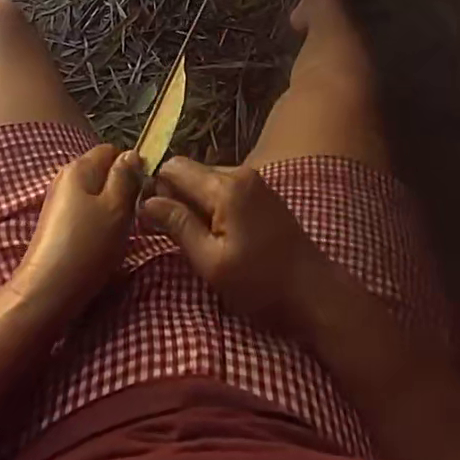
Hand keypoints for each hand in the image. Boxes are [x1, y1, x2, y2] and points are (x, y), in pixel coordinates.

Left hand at [10, 145, 142, 321]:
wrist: (47, 292)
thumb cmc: (87, 247)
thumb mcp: (116, 208)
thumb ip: (126, 177)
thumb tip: (133, 154)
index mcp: (79, 167)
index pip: (112, 150)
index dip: (132, 166)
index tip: (145, 190)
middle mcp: (65, 177)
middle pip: (103, 172)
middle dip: (122, 189)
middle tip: (135, 213)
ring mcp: (59, 201)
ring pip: (96, 194)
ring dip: (112, 209)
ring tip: (120, 231)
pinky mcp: (57, 223)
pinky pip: (86, 212)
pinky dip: (98, 223)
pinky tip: (103, 242)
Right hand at [139, 156, 335, 331]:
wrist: (314, 292)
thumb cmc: (261, 284)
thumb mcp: (212, 262)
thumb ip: (178, 225)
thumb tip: (145, 201)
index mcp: (225, 187)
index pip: (174, 167)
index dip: (157, 189)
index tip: (151, 219)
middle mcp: (239, 172)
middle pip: (189, 171)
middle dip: (174, 196)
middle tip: (171, 235)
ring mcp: (253, 180)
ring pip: (204, 179)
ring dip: (193, 203)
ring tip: (194, 239)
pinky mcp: (261, 191)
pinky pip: (223, 187)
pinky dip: (211, 205)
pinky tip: (216, 235)